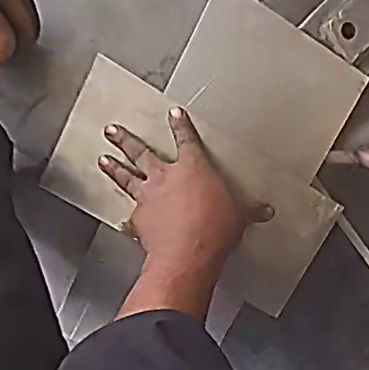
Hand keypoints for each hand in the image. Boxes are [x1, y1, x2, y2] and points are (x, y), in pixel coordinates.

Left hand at [101, 107, 269, 319]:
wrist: (188, 255)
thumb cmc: (214, 230)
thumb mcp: (239, 217)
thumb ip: (249, 211)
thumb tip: (265, 211)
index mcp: (193, 169)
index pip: (186, 140)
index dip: (181, 126)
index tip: (174, 114)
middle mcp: (165, 178)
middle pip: (141, 153)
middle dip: (126, 140)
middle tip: (112, 130)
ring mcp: (148, 198)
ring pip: (127, 178)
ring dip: (114, 168)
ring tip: (103, 159)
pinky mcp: (139, 220)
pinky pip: (130, 218)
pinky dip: (127, 220)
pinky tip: (122, 221)